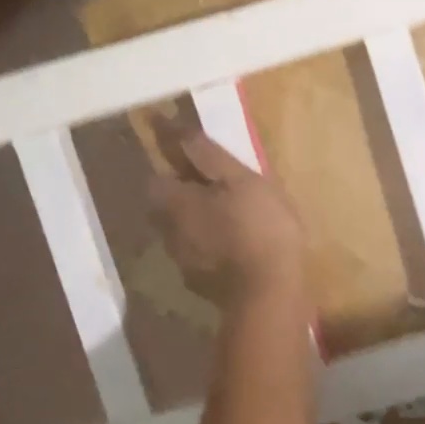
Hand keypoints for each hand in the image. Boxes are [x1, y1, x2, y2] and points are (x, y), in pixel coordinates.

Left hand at [149, 122, 305, 303]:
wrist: (269, 293)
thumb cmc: (259, 227)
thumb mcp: (241, 180)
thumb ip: (209, 156)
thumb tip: (178, 130)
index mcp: (175, 203)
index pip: (156, 179)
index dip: (171, 169)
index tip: (191, 162)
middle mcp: (170, 233)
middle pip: (165, 209)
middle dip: (183, 198)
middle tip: (213, 190)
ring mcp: (185, 264)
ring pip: (183, 235)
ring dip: (198, 224)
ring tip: (228, 220)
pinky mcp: (203, 286)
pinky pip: (201, 258)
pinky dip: (213, 249)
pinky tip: (236, 249)